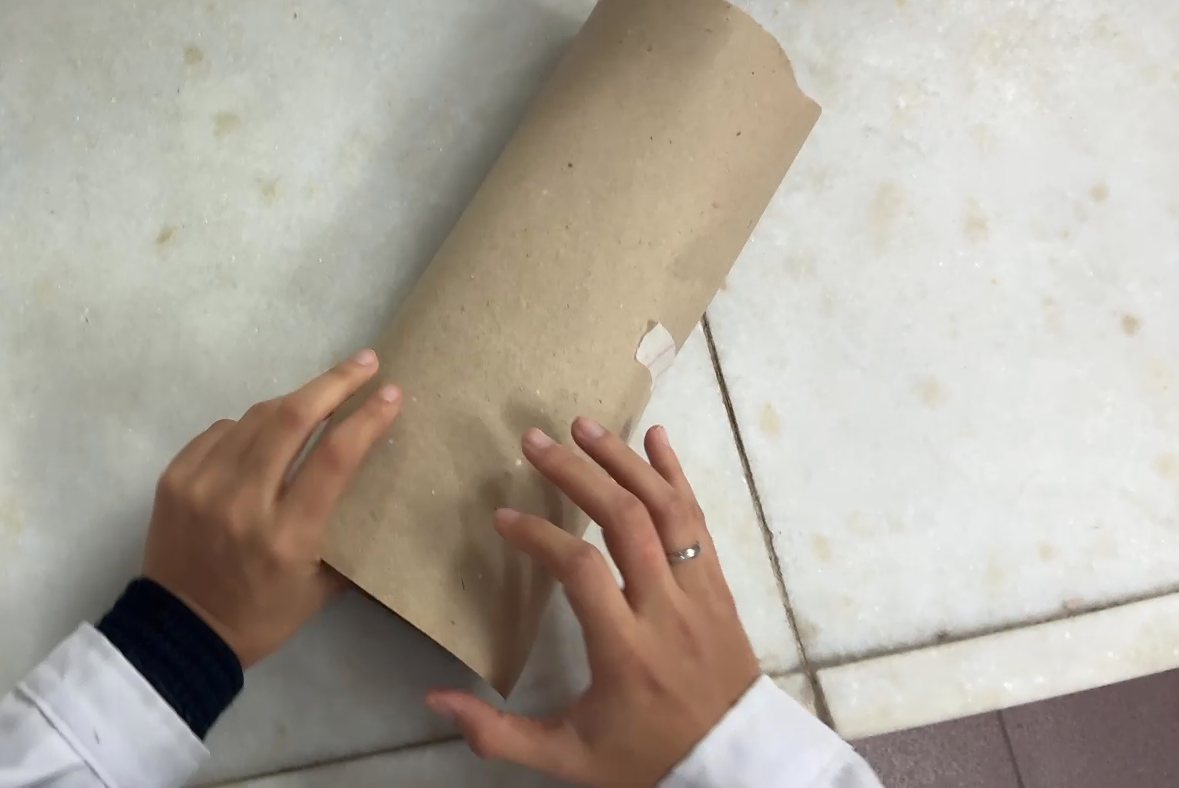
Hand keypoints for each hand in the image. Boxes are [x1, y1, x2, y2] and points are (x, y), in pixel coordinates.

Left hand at [142, 349, 402, 666]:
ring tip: (318, 396)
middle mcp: (243, 503)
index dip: (366, 419)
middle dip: (335, 382)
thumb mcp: (317, 589)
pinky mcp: (175, 476)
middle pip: (292, 418)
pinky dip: (247, 426)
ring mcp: (203, 485)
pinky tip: (262, 432)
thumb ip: (343, 534)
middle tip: (365, 362)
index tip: (391, 393)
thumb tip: (362, 472)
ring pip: (256, 416)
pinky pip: (221, 430)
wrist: (179, 632)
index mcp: (286, 537)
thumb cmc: (260, 615)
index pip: (333, 459)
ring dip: (293, 400)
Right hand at [426, 418, 760, 787]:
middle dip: (576, 474)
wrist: (747, 772)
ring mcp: (700, 592)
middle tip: (532, 440)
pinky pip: (699, 520)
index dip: (539, 536)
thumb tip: (431, 699)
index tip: (502, 517)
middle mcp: (667, 610)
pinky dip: (675, 473)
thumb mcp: (570, 760)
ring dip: (621, 460)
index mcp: (627, 650)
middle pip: (625, 522)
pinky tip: (653, 434)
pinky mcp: (718, 584)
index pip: (582, 570)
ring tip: (581, 424)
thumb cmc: (648, 756)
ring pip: (665, 510)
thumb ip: (499, 734)